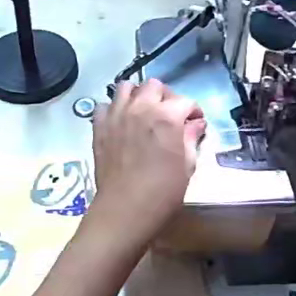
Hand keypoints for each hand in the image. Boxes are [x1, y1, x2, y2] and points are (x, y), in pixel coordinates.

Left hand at [87, 79, 204, 249]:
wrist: (125, 208)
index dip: (194, 110)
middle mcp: (141, 108)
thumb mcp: (187, 166)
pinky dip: (114, 109)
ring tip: (142, 112)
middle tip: (169, 115)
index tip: (195, 122)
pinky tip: (121, 123)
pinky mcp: (99, 127)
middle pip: (154, 86)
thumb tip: (196, 124)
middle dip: (165, 97)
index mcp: (167, 116)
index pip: (185, 100)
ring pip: (126, 87)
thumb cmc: (163, 191)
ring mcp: (117, 115)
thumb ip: (191, 139)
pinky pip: (104, 105)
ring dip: (137, 96)